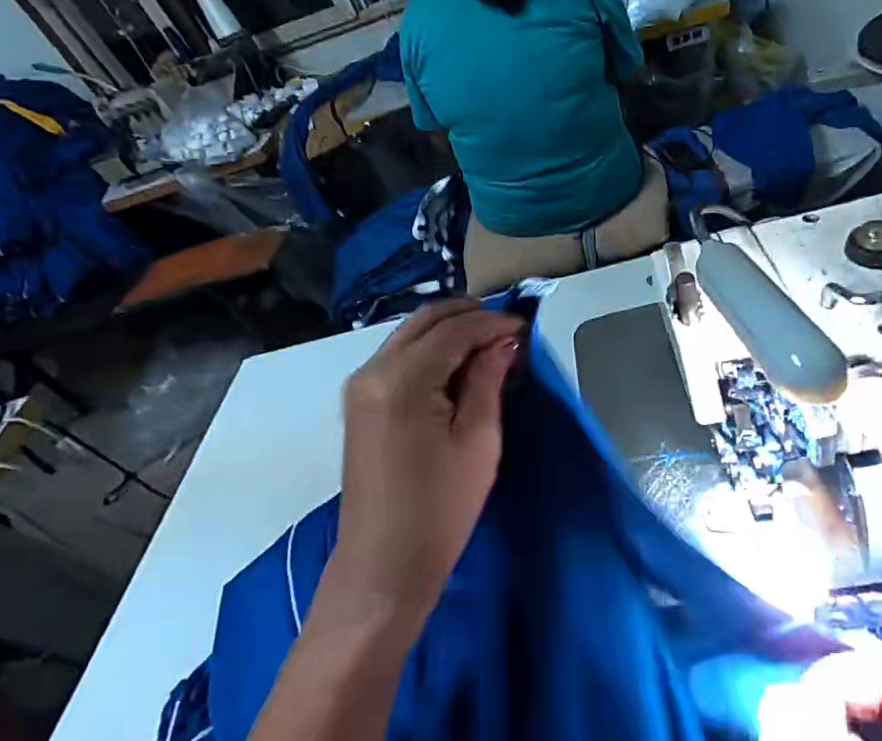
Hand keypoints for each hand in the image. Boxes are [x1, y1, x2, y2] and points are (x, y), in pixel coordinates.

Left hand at [328, 299, 524, 619]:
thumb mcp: (478, 440)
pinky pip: (397, 355)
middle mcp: (372, 369)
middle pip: (425, 320)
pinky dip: (429, 349)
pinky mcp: (359, 400)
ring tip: (487, 344)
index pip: (452, 330)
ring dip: (448, 330)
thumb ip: (487, 379)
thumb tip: (502, 341)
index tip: (523, 328)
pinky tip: (456, 364)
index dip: (491, 323)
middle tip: (506, 330)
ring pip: (409, 333)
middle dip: (468, 316)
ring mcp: (360, 384)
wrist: (383, 565)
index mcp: (401, 378)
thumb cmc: (440, 508)